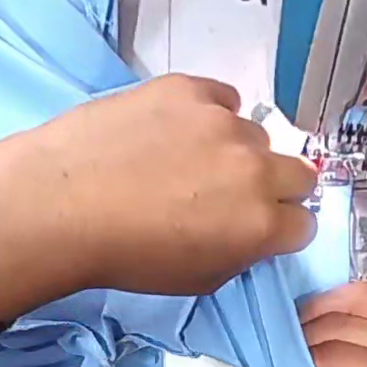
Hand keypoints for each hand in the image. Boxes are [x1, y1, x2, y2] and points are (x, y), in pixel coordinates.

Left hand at [0, 75, 317, 319]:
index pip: (304, 224)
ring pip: (257, 136)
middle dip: (278, 190)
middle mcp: (257, 170)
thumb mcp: (203, 278)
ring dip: (239, 152)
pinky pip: (223, 97)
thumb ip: (244, 253)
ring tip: (191, 162)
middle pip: (300, 175)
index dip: (282, 230)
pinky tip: (178, 132)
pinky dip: (211, 115)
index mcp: (263, 224)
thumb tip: (251, 233)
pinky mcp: (189, 88)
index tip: (261, 230)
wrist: (62, 207)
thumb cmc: (131, 257)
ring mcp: (224, 123)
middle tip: (237, 197)